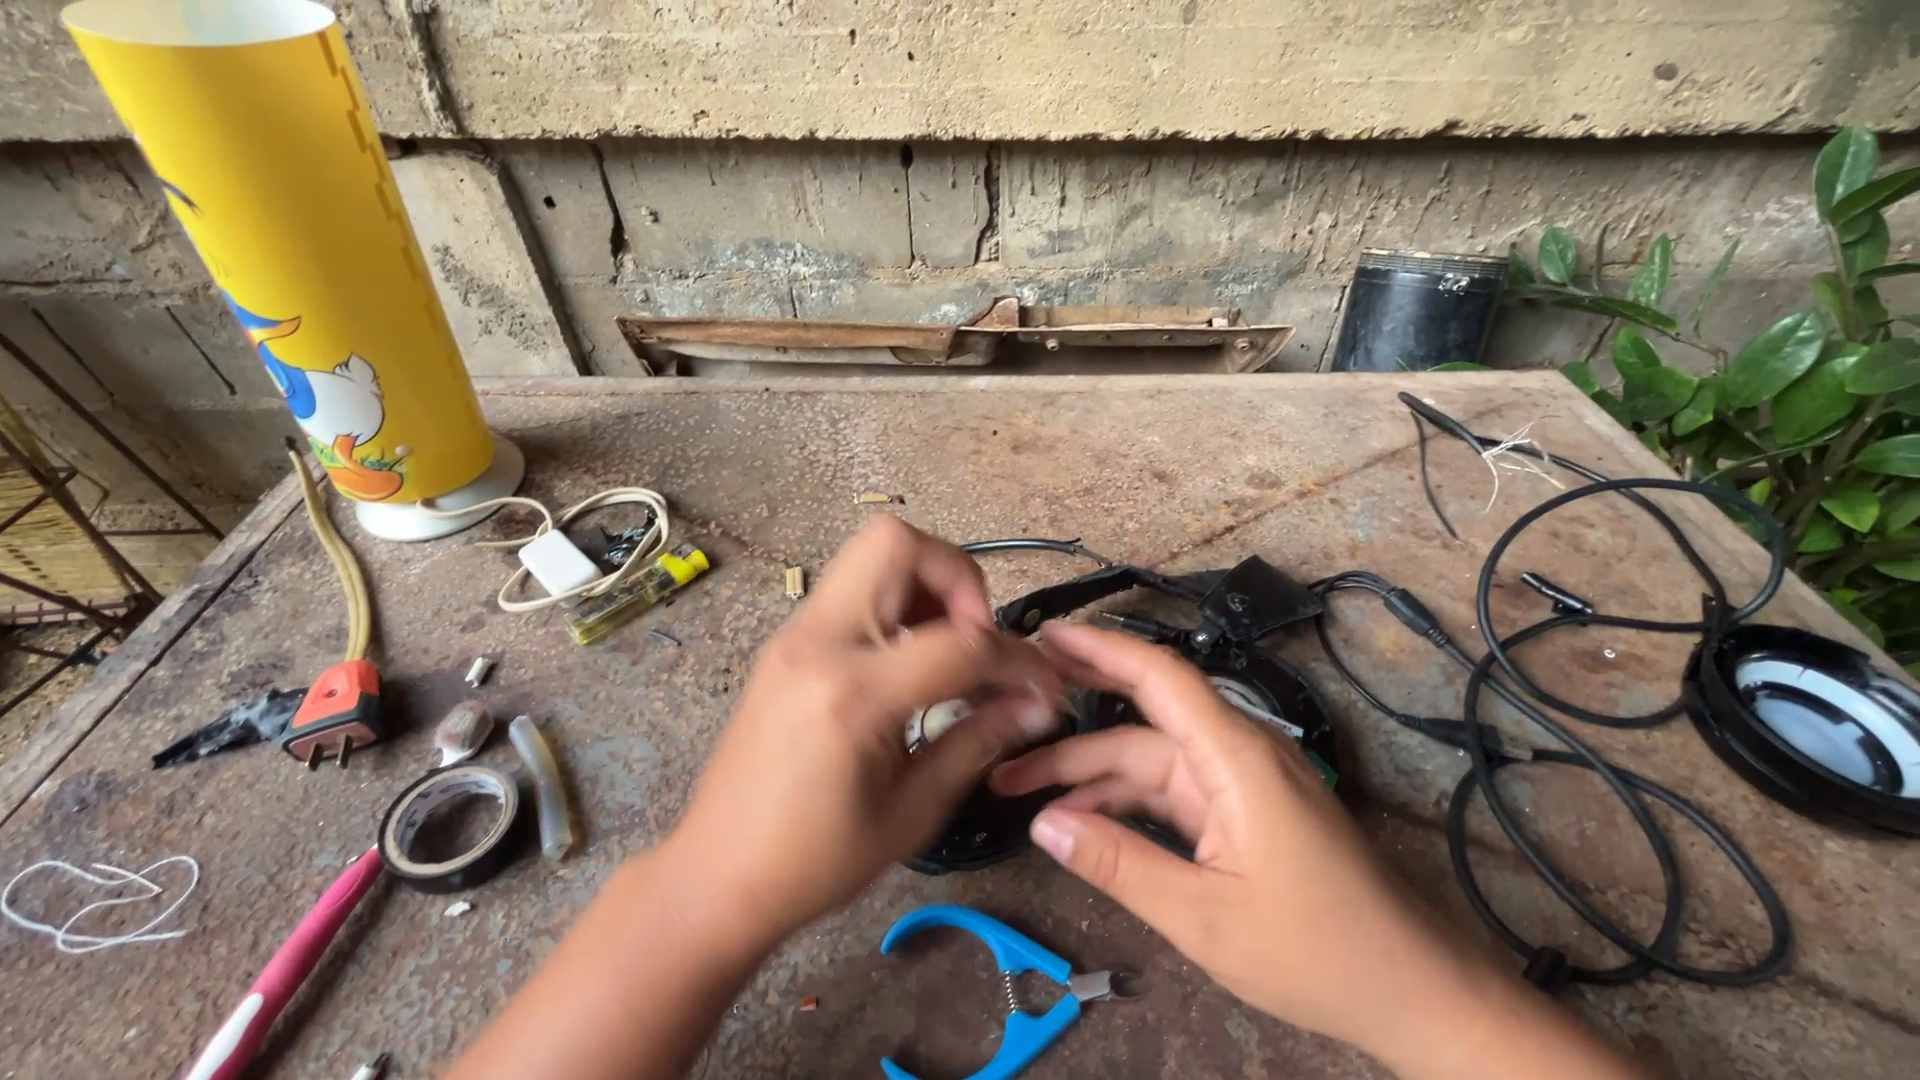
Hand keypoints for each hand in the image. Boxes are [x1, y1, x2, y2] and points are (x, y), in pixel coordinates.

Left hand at [669, 516, 1060, 940]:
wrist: (718, 875)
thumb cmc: (816, 862)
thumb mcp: (912, 810)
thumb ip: (978, 741)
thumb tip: (1035, 705)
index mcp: (852, 694)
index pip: (960, 642)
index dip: (1018, 661)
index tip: (1042, 688)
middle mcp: (817, 642)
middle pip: (897, 543)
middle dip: (959, 576)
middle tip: (979, 637)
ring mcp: (794, 634)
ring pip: (871, 553)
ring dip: (926, 583)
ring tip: (949, 647)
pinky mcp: (787, 641)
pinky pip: (852, 587)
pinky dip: (895, 601)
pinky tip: (911, 658)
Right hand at [992, 624, 1641, 1078]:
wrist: (1415, 991)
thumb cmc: (1317, 952)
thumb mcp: (1203, 918)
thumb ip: (1119, 864)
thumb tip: (1042, 824)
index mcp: (1235, 759)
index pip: (1159, 677)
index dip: (1100, 648)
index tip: (1044, 637)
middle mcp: (1238, 754)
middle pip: (1140, 724)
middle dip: (1070, 727)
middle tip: (1006, 721)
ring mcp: (1241, 782)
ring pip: (1149, 760)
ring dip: (1088, 774)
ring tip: (1018, 786)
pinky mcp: (1244, 810)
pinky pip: (1170, 792)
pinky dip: (1124, 802)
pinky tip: (1078, 819)